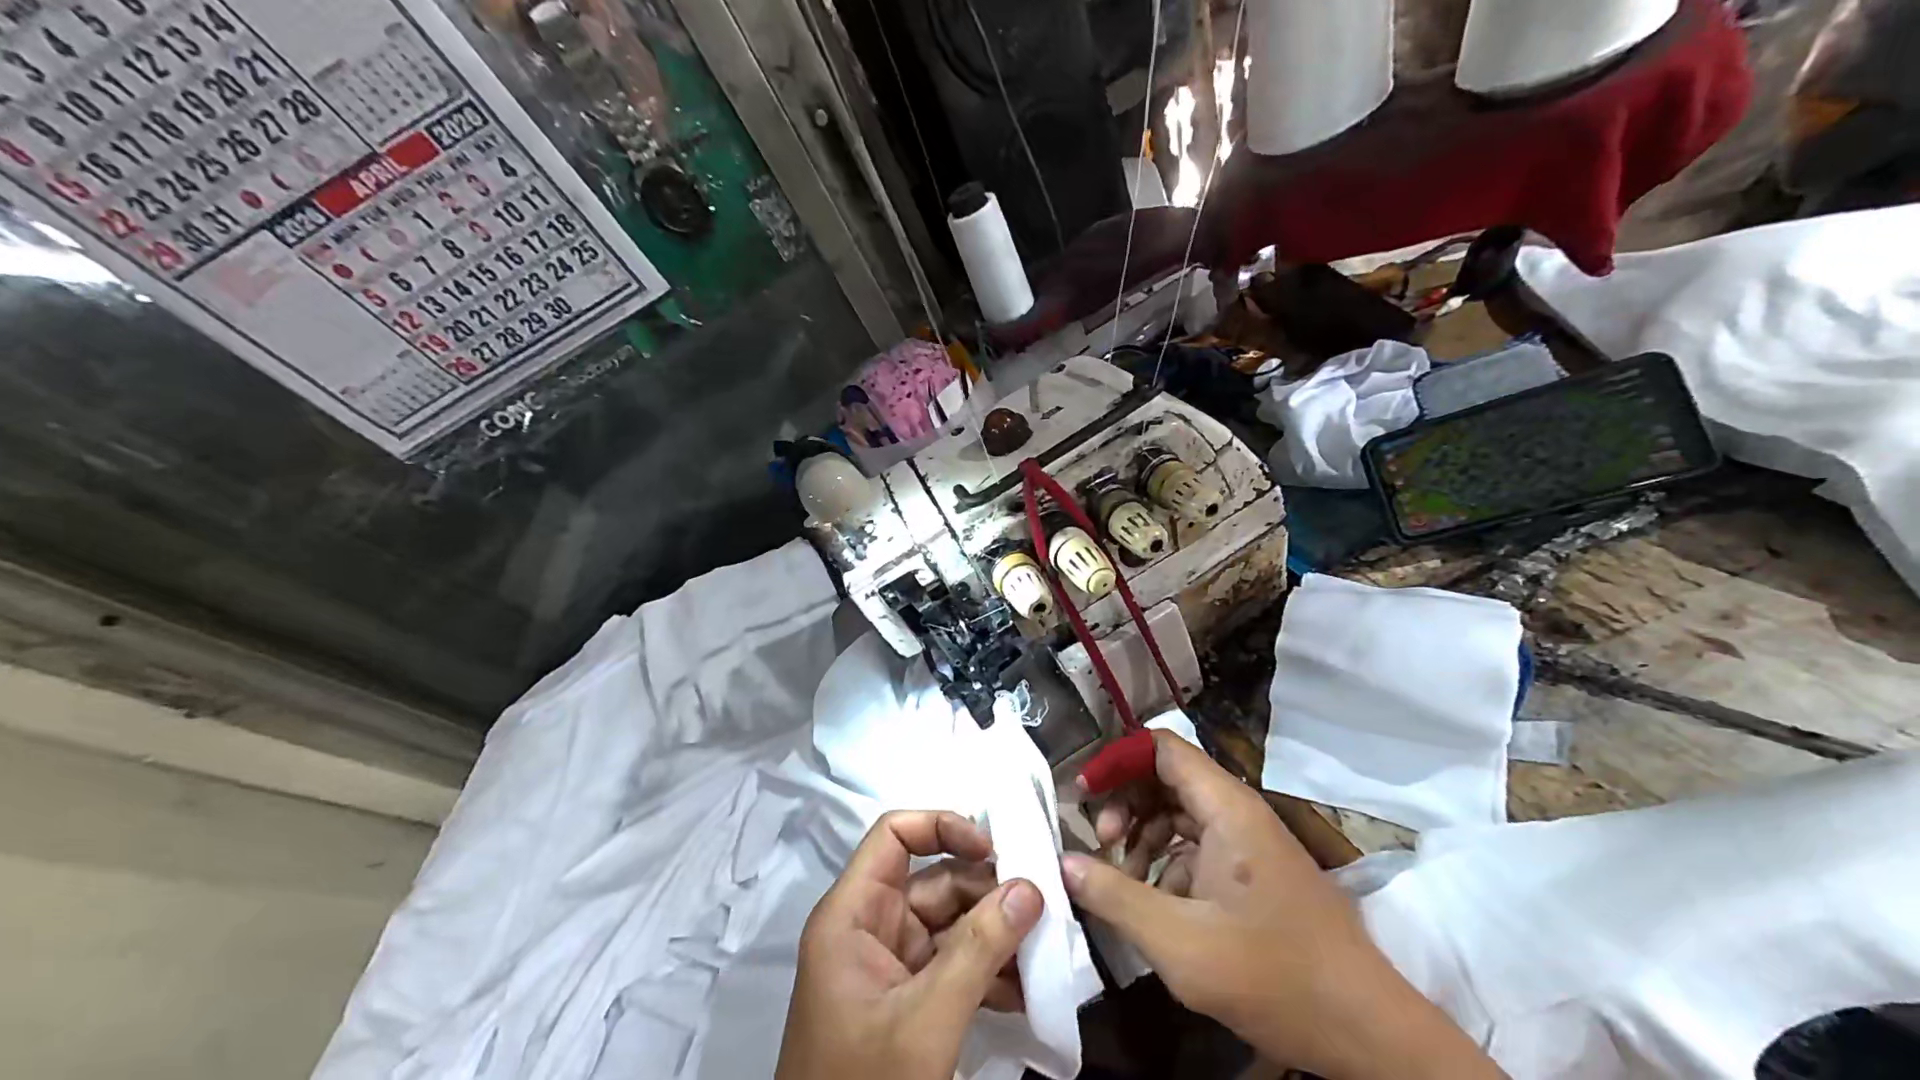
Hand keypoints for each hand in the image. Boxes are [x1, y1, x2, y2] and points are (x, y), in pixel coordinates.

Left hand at [776, 811, 1044, 1079]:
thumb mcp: (926, 1017)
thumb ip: (979, 949)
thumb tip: (1031, 885)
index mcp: (852, 913)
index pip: (895, 835)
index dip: (943, 828)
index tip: (994, 851)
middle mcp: (870, 927)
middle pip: (935, 880)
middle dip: (989, 893)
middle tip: (1043, 908)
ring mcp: (892, 965)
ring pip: (953, 924)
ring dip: (998, 936)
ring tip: (1045, 950)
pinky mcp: (910, 1000)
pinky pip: (956, 965)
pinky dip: (990, 972)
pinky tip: (1028, 990)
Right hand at [1063, 731, 1501, 1079]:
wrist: (1366, 1031)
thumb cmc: (1273, 976)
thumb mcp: (1179, 942)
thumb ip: (1115, 896)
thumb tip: (1064, 862)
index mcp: (1226, 808)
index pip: (1160, 747)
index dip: (1116, 761)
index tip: (1082, 796)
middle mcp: (1238, 813)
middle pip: (1165, 778)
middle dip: (1125, 804)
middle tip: (1100, 843)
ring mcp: (1248, 843)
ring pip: (1178, 814)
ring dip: (1142, 837)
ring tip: (1120, 879)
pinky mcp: (1252, 873)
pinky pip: (1196, 847)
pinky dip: (1165, 864)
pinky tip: (1153, 905)